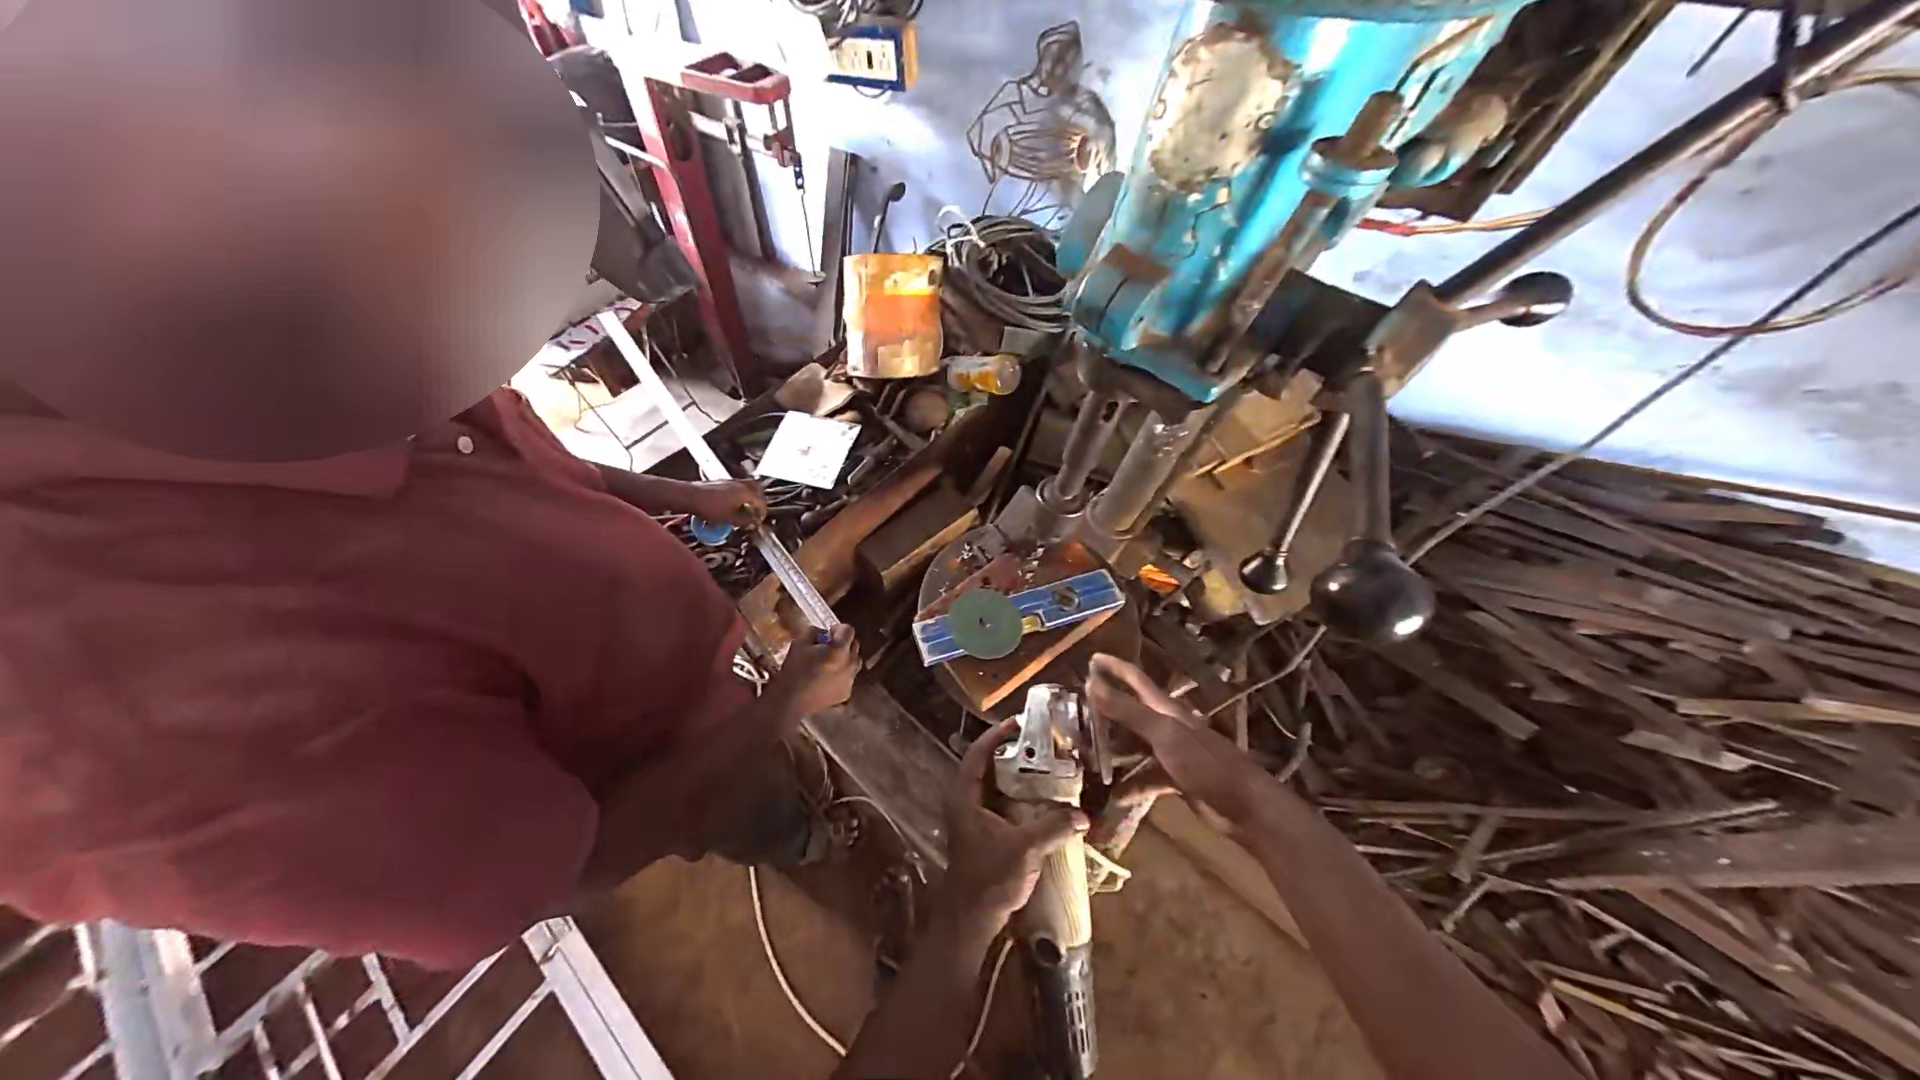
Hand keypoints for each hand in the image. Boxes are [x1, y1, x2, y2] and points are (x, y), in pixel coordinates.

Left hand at [685, 479, 766, 526]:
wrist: (689, 496)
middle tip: (756, 510)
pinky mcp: (720, 482)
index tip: (758, 521)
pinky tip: (731, 504)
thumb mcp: (730, 519)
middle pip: (757, 489)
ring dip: (748, 496)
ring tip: (744, 508)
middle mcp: (740, 484)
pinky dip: (738, 495)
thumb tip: (754, 523)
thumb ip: (745, 521)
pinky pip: (736, 487)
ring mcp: (729, 481)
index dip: (762, 513)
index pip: (761, 502)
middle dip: (759, 500)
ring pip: (746, 486)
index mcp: (746, 493)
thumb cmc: (711, 508)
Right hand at [766, 625, 858, 717]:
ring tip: (829, 664)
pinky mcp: (846, 692)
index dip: (838, 629)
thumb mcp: (799, 643)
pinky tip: (826, 679)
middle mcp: (850, 664)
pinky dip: (841, 675)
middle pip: (854, 645)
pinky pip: (848, 677)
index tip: (827, 634)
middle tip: (827, 648)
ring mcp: (850, 680)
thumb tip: (823, 633)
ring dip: (845, 659)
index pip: (848, 630)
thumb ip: (814, 631)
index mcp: (839, 651)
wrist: (791, 701)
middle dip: (843, 643)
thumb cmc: (794, 670)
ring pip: (854, 662)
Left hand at [939, 718, 1088, 942]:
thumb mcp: (1024, 850)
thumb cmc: (990, 878)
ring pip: (994, 784)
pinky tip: (1041, 796)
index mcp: (964, 797)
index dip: (996, 735)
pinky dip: (1018, 794)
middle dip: (1011, 751)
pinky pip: (1000, 801)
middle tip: (1040, 741)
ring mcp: (973, 817)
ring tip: (1044, 762)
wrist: (971, 919)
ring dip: (1016, 773)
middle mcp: (965, 801)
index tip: (1019, 722)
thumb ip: (1053, 828)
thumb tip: (1083, 814)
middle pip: (986, 765)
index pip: (977, 754)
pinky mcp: (984, 831)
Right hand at [1087, 654, 1283, 833]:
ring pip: (1137, 746)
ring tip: (1090, 755)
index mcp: (1167, 709)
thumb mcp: (1164, 734)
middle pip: (1133, 713)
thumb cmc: (1206, 764)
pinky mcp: (1178, 779)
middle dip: (1108, 712)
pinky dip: (1132, 784)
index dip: (1114, 667)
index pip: (1136, 679)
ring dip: (1116, 751)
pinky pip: (1147, 777)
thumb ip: (1128, 710)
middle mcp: (1170, 726)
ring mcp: (1174, 753)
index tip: (1091, 658)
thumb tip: (1092, 683)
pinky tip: (1116, 794)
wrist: (1246, 807)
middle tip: (1079, 715)